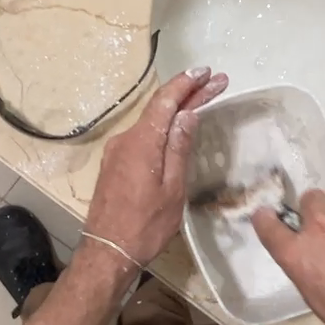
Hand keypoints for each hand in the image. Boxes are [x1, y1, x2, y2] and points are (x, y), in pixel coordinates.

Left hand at [83, 66, 228, 266]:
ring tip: (202, 101)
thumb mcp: (172, 189)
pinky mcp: (115, 164)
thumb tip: (188, 114)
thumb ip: (179, 148)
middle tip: (216, 83)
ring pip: (151, 123)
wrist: (108, 251)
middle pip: (159, 109)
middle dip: (188, 94)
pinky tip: (177, 128)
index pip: (165, 101)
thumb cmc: (145, 225)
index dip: (187, 84)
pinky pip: (142, 137)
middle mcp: (125, 140)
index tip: (207, 73)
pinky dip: (162, 128)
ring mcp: (117, 152)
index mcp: (141, 143)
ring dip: (176, 111)